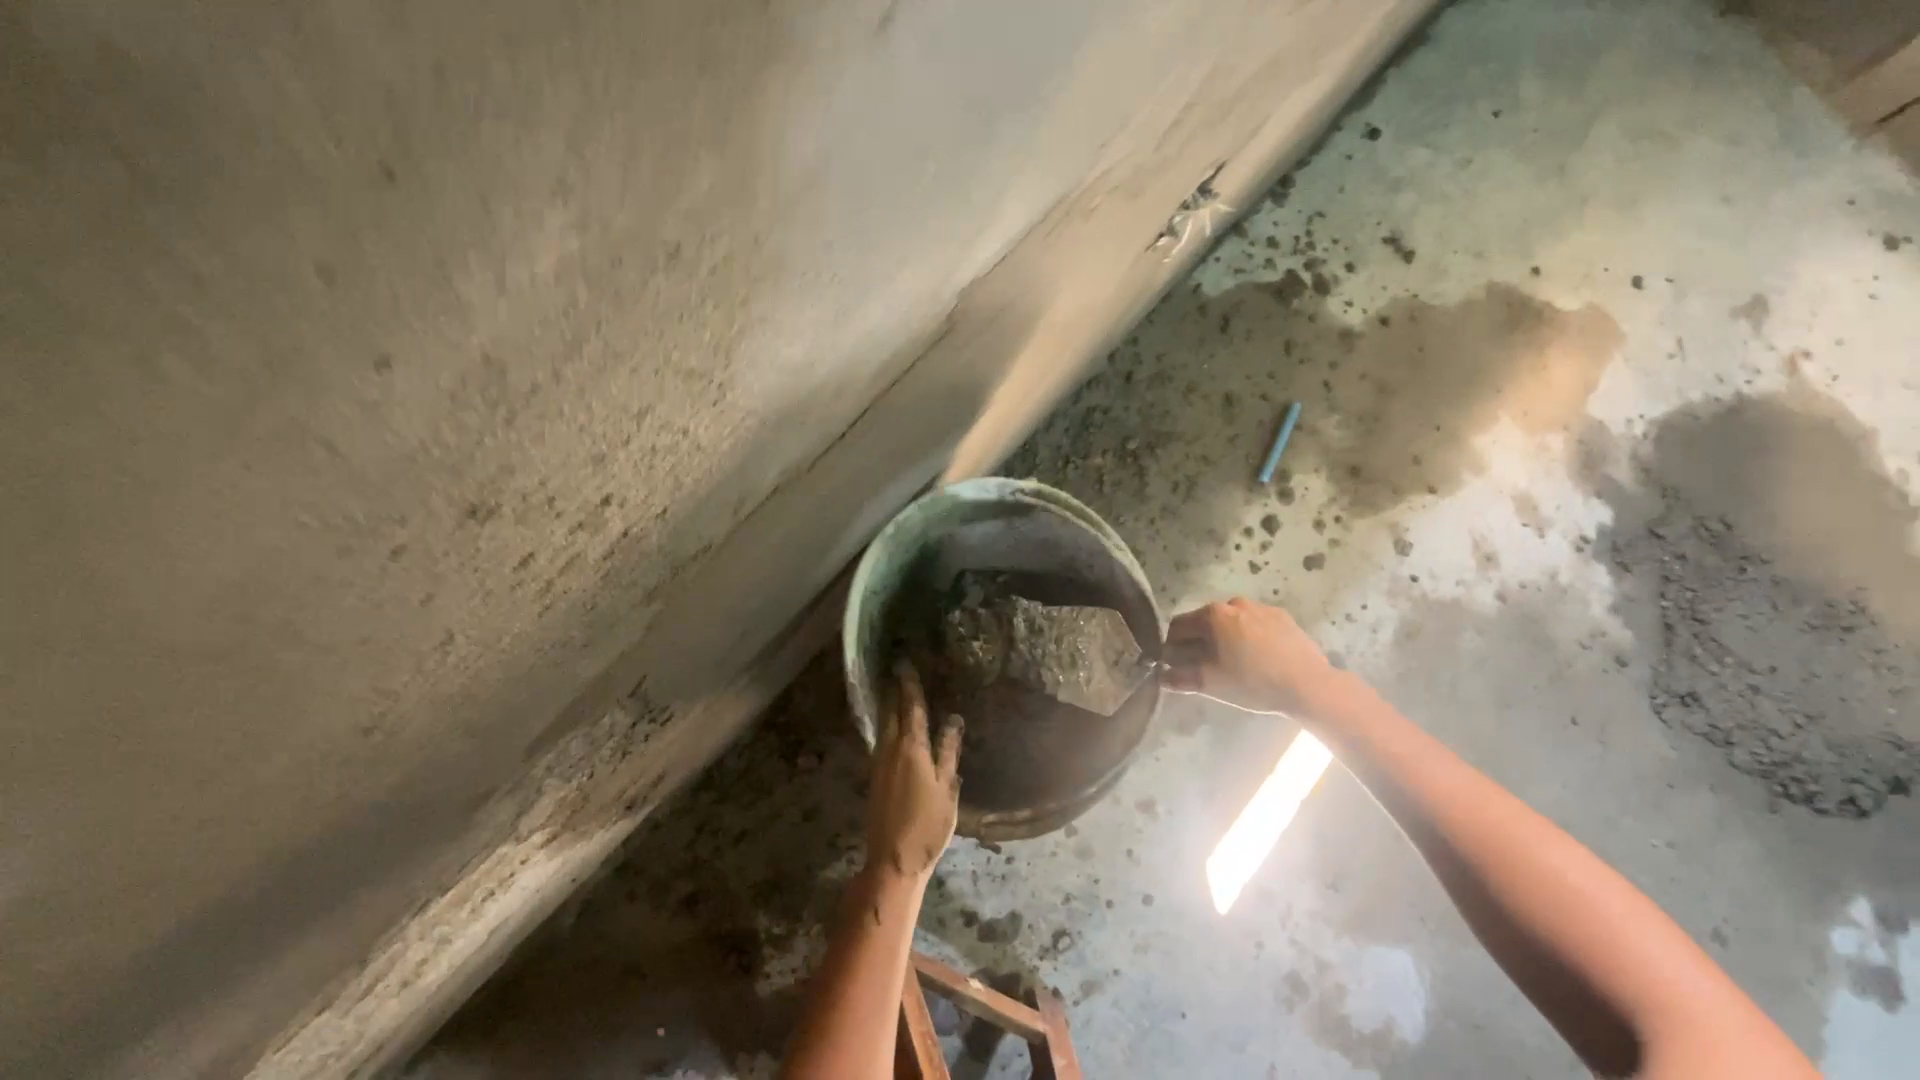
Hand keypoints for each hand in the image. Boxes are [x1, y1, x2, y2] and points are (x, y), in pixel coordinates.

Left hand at [866, 661, 961, 881]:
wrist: (893, 859)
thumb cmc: (928, 825)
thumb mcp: (947, 789)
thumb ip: (948, 753)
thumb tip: (953, 721)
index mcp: (912, 749)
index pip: (911, 709)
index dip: (910, 686)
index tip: (905, 664)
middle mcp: (890, 750)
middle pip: (891, 713)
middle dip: (894, 692)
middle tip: (897, 672)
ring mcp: (878, 764)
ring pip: (883, 727)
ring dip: (888, 708)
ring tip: (894, 693)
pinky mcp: (874, 778)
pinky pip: (880, 741)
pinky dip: (886, 727)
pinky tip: (892, 729)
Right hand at [1161, 597, 1336, 715]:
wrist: (1309, 684)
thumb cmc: (1253, 682)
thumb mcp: (1212, 683)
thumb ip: (1181, 678)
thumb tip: (1161, 676)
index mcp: (1214, 614)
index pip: (1179, 626)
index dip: (1171, 645)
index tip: (1173, 663)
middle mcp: (1235, 603)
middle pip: (1206, 622)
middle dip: (1199, 641)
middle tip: (1202, 667)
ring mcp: (1262, 608)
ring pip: (1232, 622)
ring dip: (1225, 638)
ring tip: (1233, 664)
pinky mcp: (1283, 618)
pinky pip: (1255, 625)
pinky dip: (1249, 637)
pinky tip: (1257, 659)